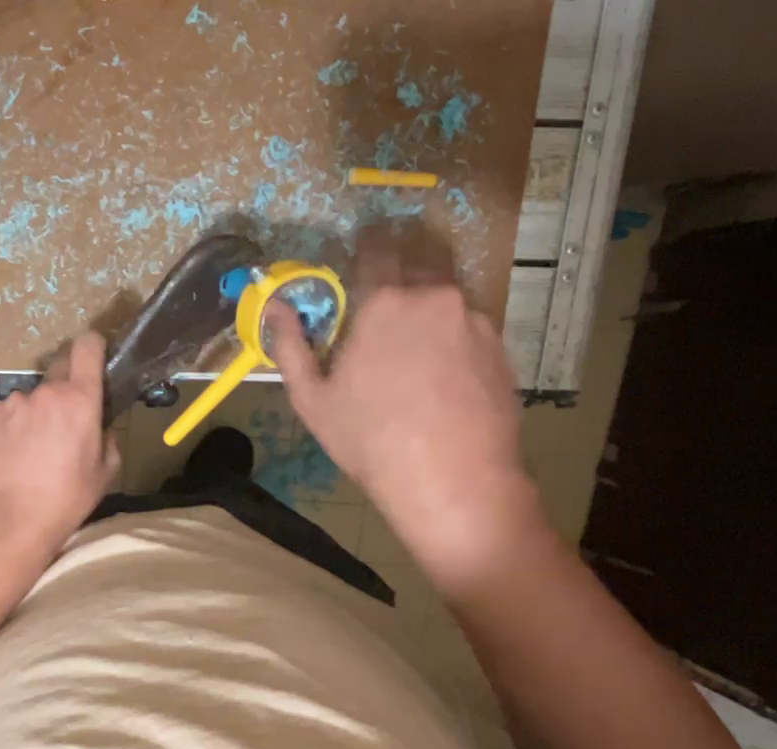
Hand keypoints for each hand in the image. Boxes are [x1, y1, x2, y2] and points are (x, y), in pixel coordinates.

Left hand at [0, 331, 120, 545]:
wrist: (17, 519)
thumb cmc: (69, 498)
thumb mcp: (106, 471)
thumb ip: (107, 438)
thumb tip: (100, 426)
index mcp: (80, 399)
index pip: (87, 347)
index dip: (91, 345)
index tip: (92, 354)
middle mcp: (46, 392)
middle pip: (58, 374)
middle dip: (63, 391)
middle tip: (62, 425)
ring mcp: (13, 403)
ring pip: (29, 399)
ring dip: (33, 414)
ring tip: (32, 449)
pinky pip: (5, 414)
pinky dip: (10, 427)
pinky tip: (12, 453)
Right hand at [265, 255, 545, 593]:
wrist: (453, 480)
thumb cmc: (370, 441)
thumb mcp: (312, 400)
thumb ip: (291, 346)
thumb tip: (275, 306)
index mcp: (385, 302)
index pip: (377, 247)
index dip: (368, 242)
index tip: (362, 244)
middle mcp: (435, 296)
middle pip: (421, 255)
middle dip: (403, 258)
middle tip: (387, 283)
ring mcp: (475, 318)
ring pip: (448, 291)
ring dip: (430, 298)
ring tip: (414, 335)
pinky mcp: (501, 345)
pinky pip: (469, 323)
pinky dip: (452, 331)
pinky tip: (441, 367)